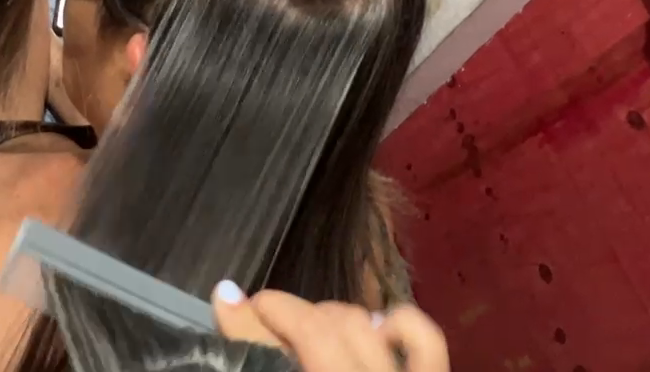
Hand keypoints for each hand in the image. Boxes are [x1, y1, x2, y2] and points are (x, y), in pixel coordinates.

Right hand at [212, 285, 447, 371]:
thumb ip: (259, 352)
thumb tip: (225, 298)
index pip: (281, 344)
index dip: (248, 319)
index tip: (225, 298)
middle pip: (320, 329)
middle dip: (287, 315)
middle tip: (263, 321)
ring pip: (362, 324)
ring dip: (332, 317)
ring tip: (311, 330)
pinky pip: (425, 339)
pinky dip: (398, 323)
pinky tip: (375, 328)